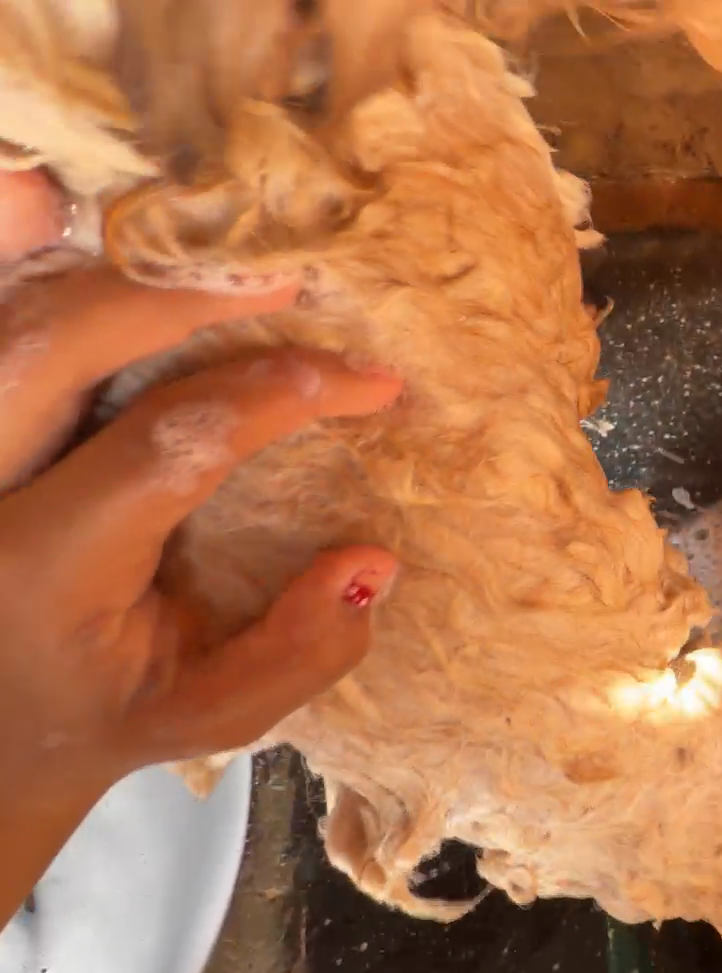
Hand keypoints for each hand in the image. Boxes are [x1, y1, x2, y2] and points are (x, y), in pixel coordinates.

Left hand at [0, 169, 403, 811]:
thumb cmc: (116, 708)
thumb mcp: (221, 712)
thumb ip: (305, 649)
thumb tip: (373, 558)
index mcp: (44, 564)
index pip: (179, 442)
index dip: (288, 396)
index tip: (375, 383)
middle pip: (49, 350)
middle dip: (183, 300)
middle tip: (288, 279)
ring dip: (71, 256)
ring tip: (170, 220)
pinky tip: (34, 198)